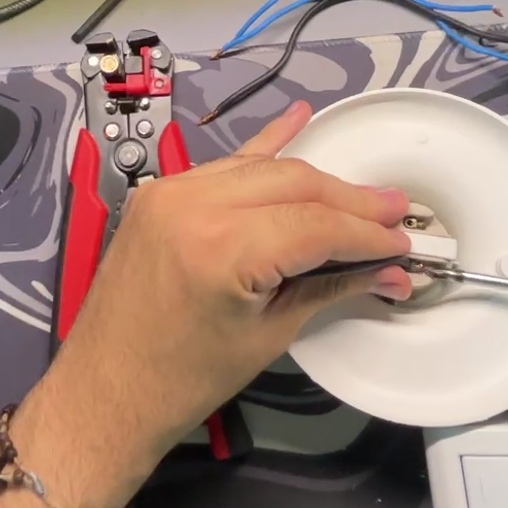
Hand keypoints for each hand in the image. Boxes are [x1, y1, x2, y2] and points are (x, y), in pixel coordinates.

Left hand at [11, 102, 412, 507]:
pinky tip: (296, 118)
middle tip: (395, 213)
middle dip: (350, 200)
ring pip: (262, 168)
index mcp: (222, 247)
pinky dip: (263, 147)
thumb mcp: (267, 335)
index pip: (315, 224)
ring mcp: (171, 190)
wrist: (104, 389)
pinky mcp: (160, 192)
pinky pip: (224, 166)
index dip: (366, 234)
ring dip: (314, 180)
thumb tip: (390, 272)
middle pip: (294, 183)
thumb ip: (330, 289)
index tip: (403, 243)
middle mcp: (194, 203)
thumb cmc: (185, 380)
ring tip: (362, 195)